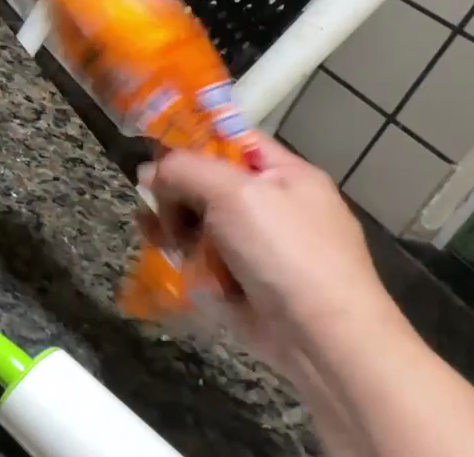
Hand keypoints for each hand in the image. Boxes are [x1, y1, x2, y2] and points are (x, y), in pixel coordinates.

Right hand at [137, 136, 401, 373]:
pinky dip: (177, 248)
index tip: (149, 141)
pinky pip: (196, 247)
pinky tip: (168, 252)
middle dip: (172, 187)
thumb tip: (149, 173)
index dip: (189, 133)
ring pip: (192, 213)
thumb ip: (182, 168)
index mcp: (286, 174)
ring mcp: (255, 240)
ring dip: (169, 220)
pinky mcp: (239, 271)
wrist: (324, 340)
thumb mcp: (233, 193)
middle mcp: (272, 202)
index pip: (229, 136)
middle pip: (202, 176)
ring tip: (162, 235)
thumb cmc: (287, 253)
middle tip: (155, 199)